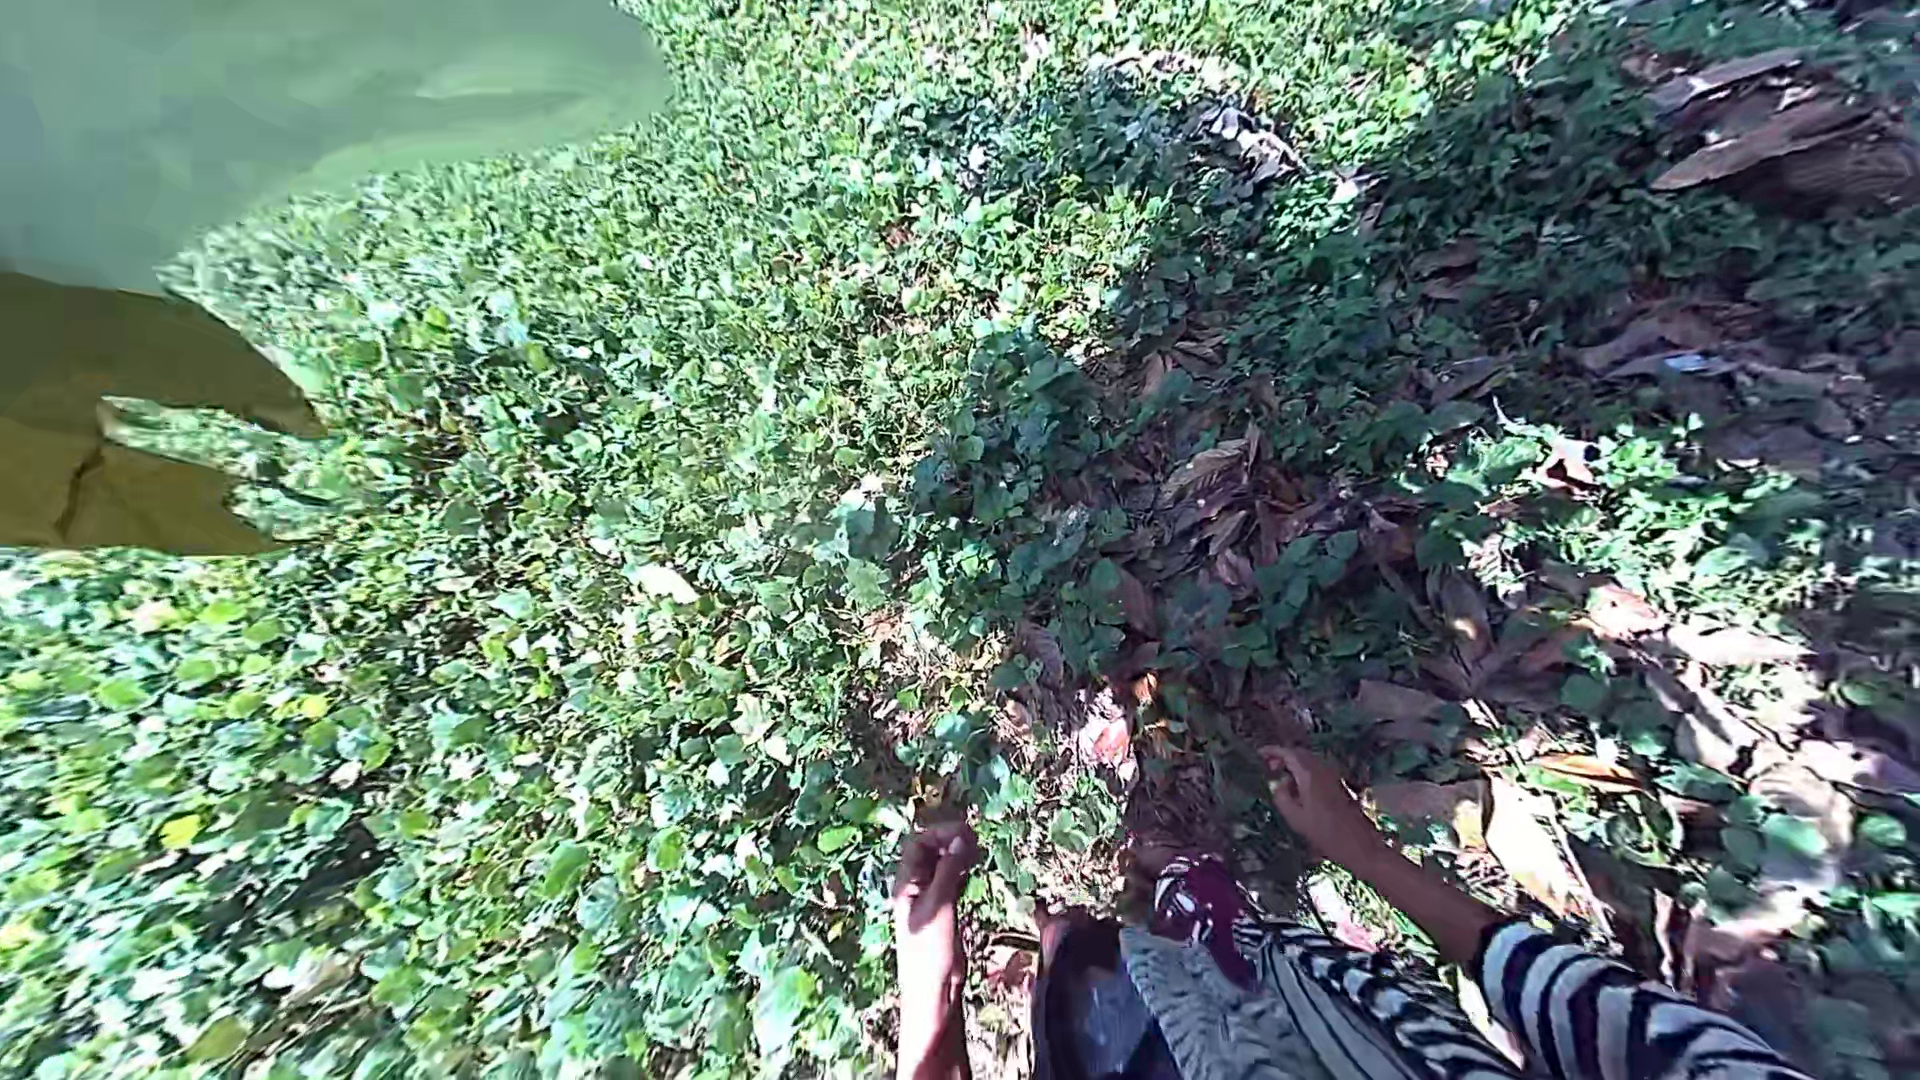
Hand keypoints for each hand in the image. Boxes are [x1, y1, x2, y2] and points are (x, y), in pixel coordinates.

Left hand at [893, 822, 977, 1079]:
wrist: (934, 993)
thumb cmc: (930, 950)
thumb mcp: (939, 905)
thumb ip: (949, 870)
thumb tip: (960, 838)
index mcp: (906, 883)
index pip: (918, 843)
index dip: (939, 833)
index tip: (964, 832)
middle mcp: (915, 886)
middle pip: (930, 851)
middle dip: (950, 840)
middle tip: (973, 839)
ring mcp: (929, 897)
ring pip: (942, 864)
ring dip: (957, 853)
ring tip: (977, 849)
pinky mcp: (943, 909)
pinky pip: (951, 879)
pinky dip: (962, 869)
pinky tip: (973, 867)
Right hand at [1259, 746, 1392, 871]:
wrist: (1363, 848)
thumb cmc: (1326, 834)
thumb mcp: (1294, 817)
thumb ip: (1281, 796)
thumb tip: (1279, 783)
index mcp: (1309, 774)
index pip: (1287, 753)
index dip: (1272, 751)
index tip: (1258, 754)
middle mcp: (1322, 770)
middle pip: (1299, 753)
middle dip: (1282, 756)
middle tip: (1268, 767)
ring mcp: (1333, 777)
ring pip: (1309, 761)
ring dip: (1293, 764)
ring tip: (1281, 778)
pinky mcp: (1339, 786)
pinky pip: (1317, 770)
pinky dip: (1304, 772)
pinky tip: (1298, 788)